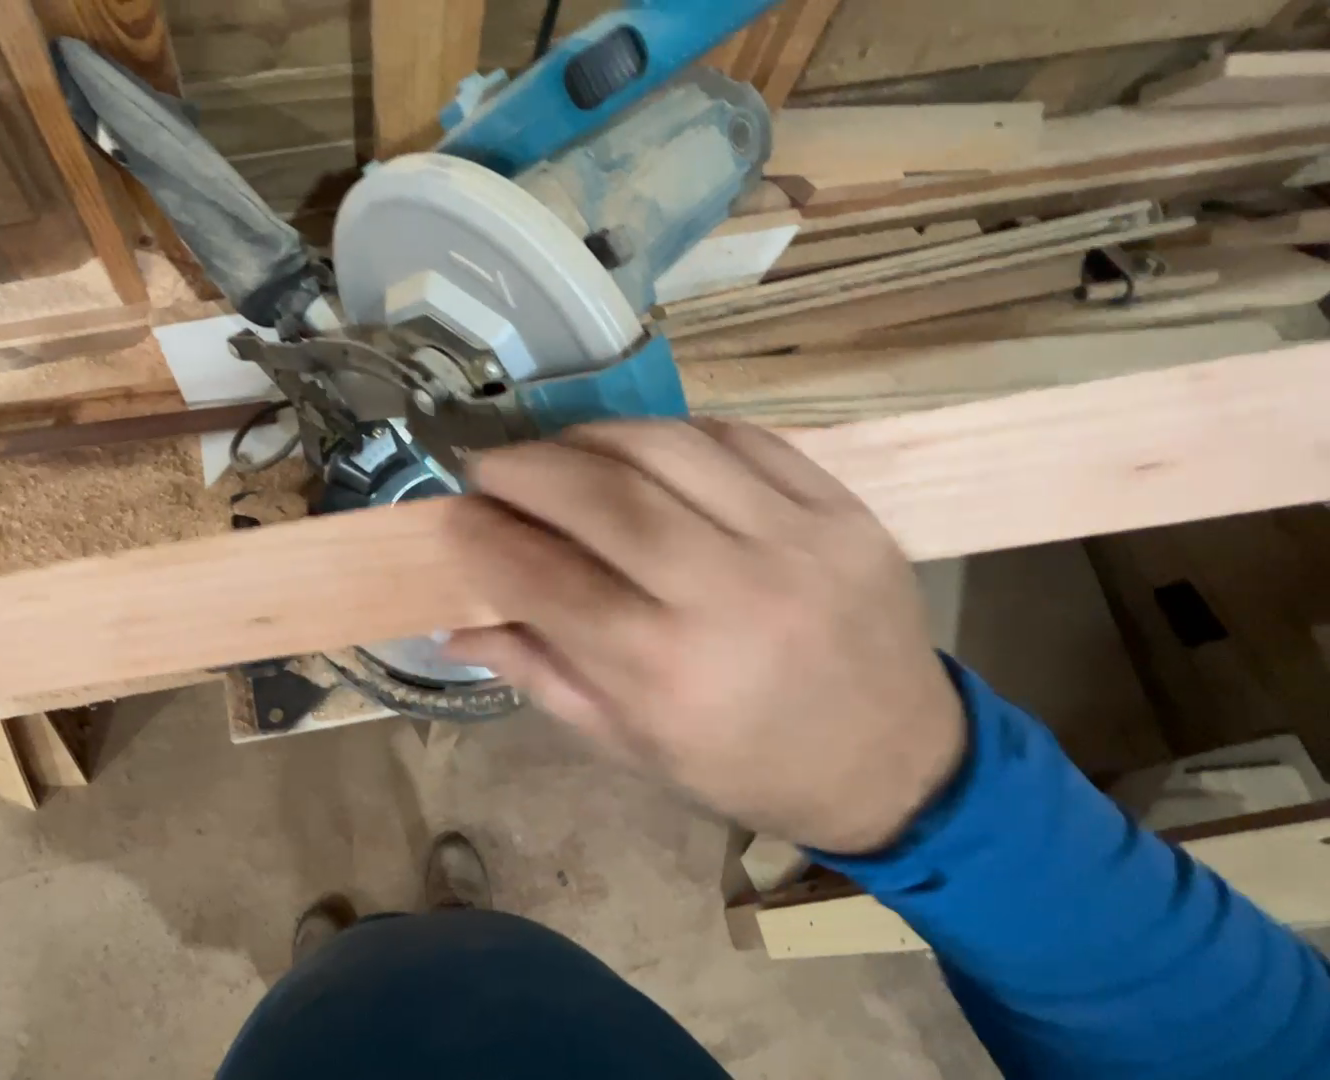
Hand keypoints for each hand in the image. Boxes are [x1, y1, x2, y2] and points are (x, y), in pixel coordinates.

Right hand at [443, 419, 965, 854]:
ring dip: (590, 438)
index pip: (545, 579)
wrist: (896, 762)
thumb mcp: (629, 744)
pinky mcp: (843, 508)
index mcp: (666, 674)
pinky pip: (737, 436)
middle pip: (602, 497)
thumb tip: (453, 626)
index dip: (484, 539)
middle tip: (490, 467)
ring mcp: (795, 541)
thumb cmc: (743, 765)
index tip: (454, 518)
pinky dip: (669, 433)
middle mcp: (729, 597)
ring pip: (666, 448)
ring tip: (559, 454)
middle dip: (526, 469)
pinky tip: (640, 451)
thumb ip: (539, 672)